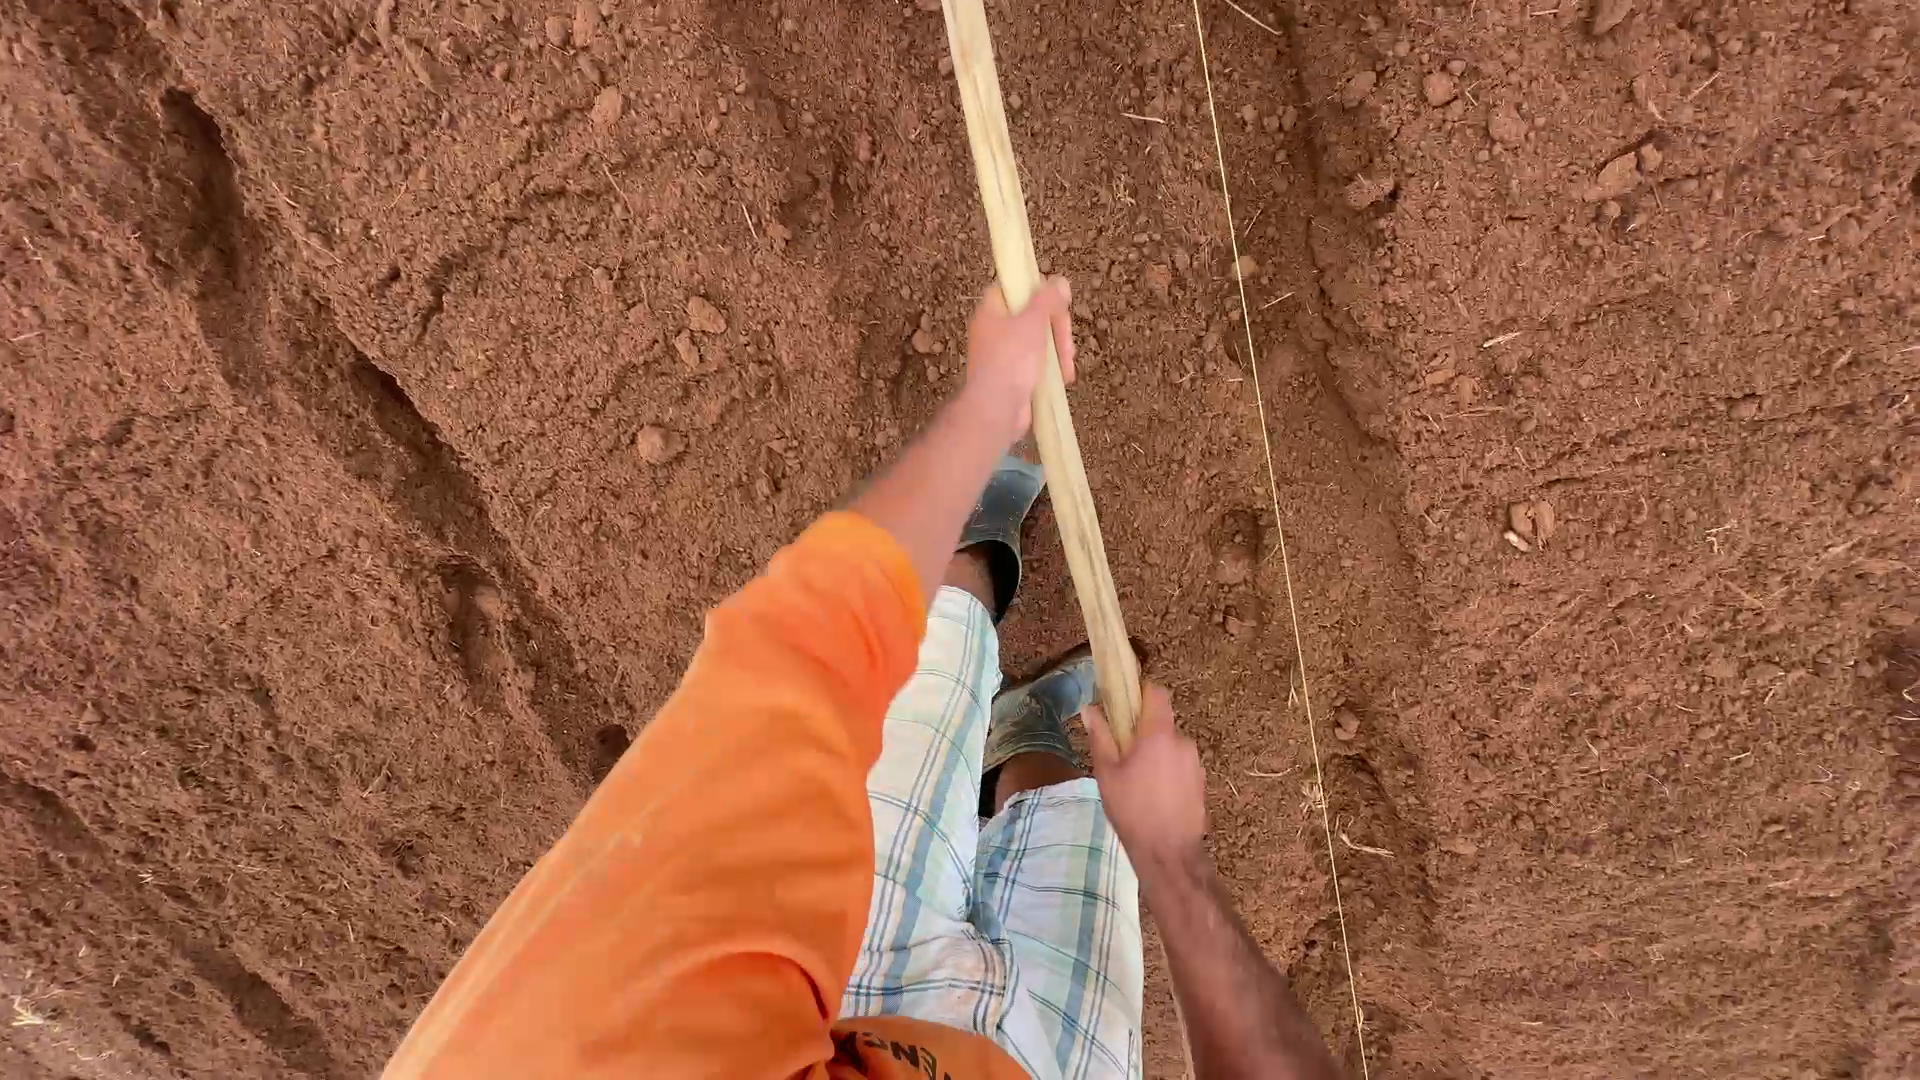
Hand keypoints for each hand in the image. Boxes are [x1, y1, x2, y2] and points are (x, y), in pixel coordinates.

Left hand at [960, 276, 1075, 441]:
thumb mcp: (1033, 322)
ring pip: (1038, 342)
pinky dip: (1051, 370)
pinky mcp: (1013, 378)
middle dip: (1056, 330)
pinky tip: (1062, 379)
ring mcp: (1003, 357)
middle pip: (1031, 317)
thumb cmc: (1011, 360)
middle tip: (1066, 346)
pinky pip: (1036, 365)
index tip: (1056, 303)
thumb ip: (1047, 299)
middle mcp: (993, 332)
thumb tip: (1060, 282)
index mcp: (991, 312)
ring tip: (1066, 368)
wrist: (997, 409)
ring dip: (1058, 352)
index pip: (1013, 288)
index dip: (1036, 292)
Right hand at [1084, 682, 1208, 873]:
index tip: (1125, 704)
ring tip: (1138, 781)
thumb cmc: (1132, 809)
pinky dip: (1168, 771)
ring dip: (1157, 754)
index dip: (1142, 692)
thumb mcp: (1107, 772)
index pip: (1157, 693)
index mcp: (1159, 734)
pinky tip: (1154, 795)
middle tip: (1124, 754)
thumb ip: (1100, 736)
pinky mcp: (1201, 783)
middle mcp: (1182, 742)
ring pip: (1172, 746)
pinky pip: (1181, 765)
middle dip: (1144, 732)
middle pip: (1163, 723)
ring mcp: (1195, 763)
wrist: (1169, 854)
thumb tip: (1089, 709)